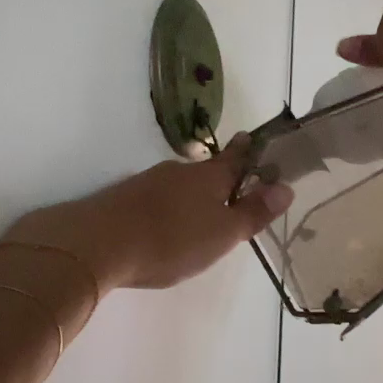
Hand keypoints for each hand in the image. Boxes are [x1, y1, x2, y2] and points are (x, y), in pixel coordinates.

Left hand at [4, 135, 292, 291]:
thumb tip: (285, 187)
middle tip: (231, 187)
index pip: (234, 158)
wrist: (97, 244)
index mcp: (208, 177)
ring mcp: (146, 182)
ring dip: (189, 194)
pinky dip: (165, 207)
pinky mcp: (121, 198)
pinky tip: (162, 224)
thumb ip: (252, 212)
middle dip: (218, 177)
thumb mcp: (221, 234)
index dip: (246, 151)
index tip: (251, 138)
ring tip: (199, 211)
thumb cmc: (170, 241)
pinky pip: (154, 198)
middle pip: (204, 171)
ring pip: (177, 184)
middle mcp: (177, 171)